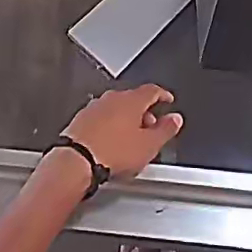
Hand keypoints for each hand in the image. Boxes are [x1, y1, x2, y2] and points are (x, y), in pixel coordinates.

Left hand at [62, 84, 182, 178]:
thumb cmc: (111, 152)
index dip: (163, 95)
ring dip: (126, 119)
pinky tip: (111, 141)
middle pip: (134, 99)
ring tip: (130, 139)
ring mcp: (95, 106)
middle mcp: (113, 98)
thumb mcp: (148, 145)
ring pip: (116, 108)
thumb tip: (175, 120)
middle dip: (144, 112)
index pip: (152, 90)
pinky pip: (102, 117)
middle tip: (151, 127)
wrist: (77, 160)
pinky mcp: (82, 118)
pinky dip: (109, 125)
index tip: (167, 99)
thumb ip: (166, 130)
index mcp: (132, 100)